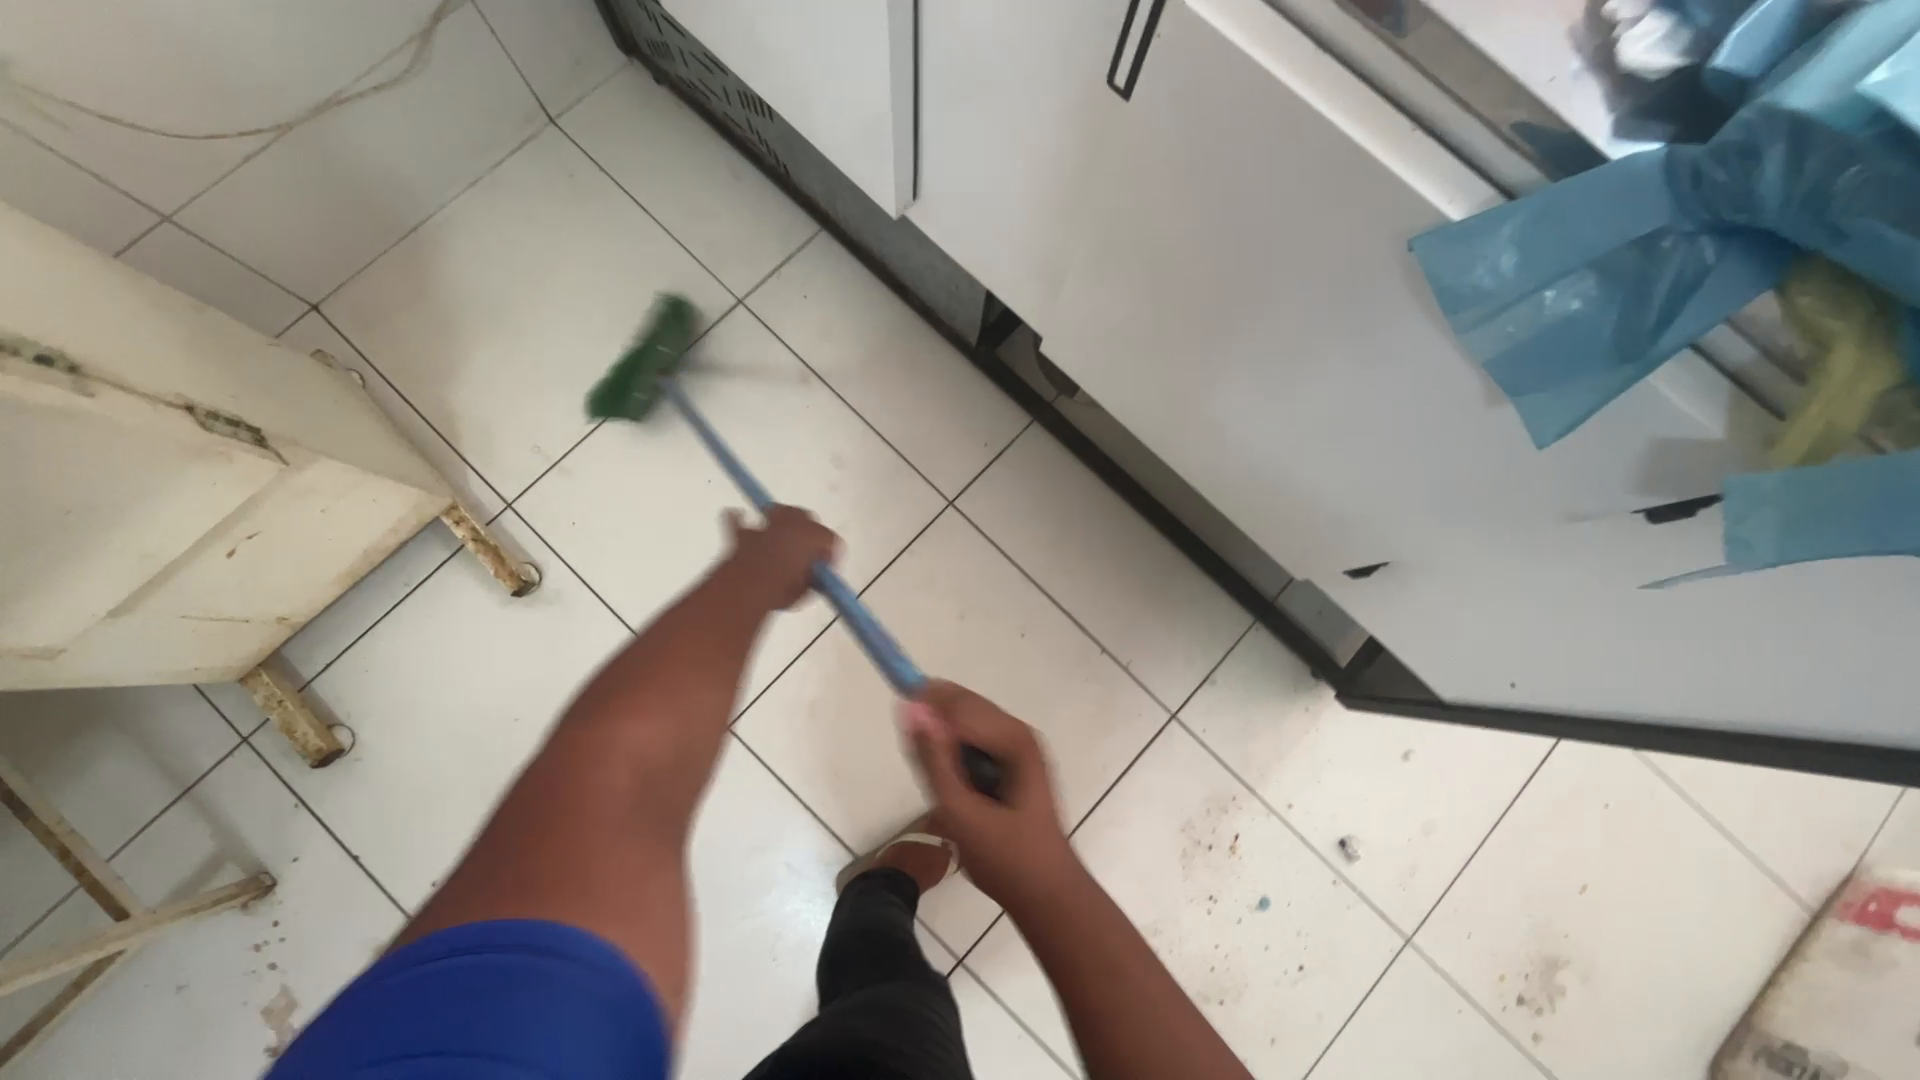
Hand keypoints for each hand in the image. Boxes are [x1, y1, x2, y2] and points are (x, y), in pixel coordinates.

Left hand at [723, 505, 839, 609]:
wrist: (746, 588)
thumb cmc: (782, 590)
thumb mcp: (805, 591)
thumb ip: (812, 580)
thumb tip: (813, 578)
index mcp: (813, 536)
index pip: (829, 539)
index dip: (827, 553)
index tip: (824, 566)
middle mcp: (792, 523)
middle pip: (805, 516)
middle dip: (806, 528)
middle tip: (804, 548)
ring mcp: (765, 525)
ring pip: (775, 510)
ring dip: (777, 517)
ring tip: (776, 530)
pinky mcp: (743, 531)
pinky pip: (738, 518)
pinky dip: (737, 519)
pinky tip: (735, 517)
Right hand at [902, 680, 1079, 912]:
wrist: (1046, 894)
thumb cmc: (1006, 858)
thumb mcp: (960, 810)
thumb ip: (933, 759)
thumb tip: (911, 710)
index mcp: (1014, 740)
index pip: (959, 703)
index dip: (926, 704)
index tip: (898, 718)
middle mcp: (1020, 734)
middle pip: (966, 706)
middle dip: (936, 721)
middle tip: (916, 755)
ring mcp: (1020, 748)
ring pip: (969, 723)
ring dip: (945, 739)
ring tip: (934, 775)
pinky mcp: (1015, 764)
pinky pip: (976, 741)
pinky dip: (957, 753)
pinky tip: (952, 783)